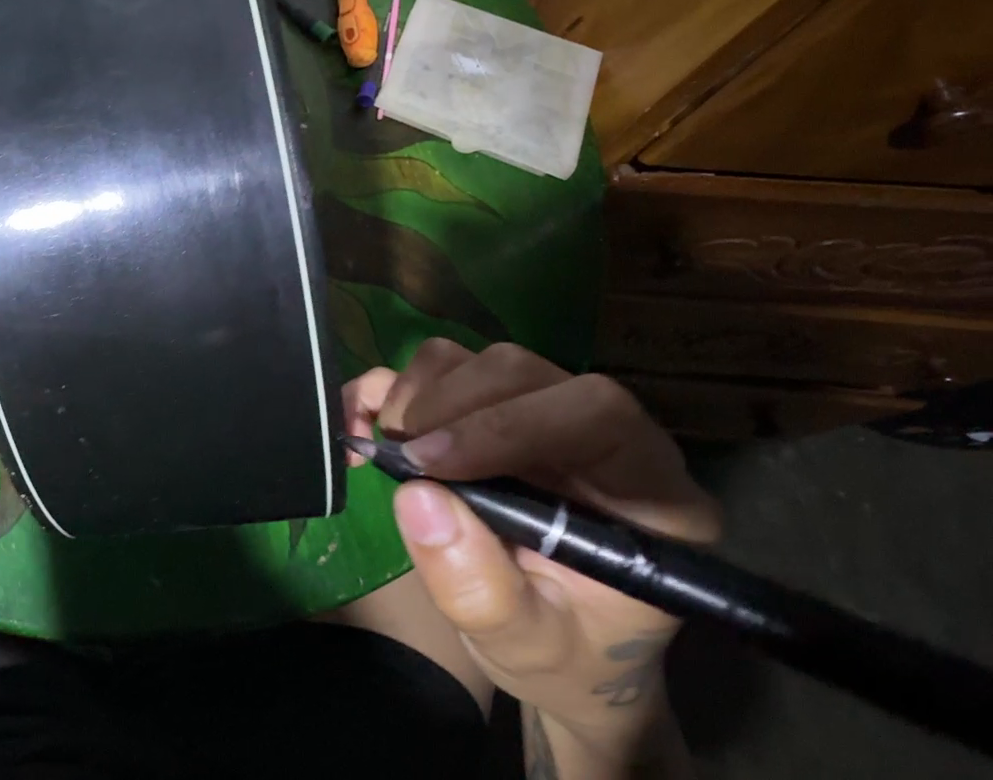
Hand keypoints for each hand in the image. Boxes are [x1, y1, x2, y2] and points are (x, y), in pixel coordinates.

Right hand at [345, 340, 720, 742]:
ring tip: (390, 452)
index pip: (596, 413)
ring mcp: (539, 414)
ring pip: (474, 360)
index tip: (431, 464)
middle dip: (448, 407)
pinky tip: (364, 426)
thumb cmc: (564, 652)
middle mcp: (599, 435)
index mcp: (646, 492)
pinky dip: (388, 388)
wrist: (556, 646)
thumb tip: (417, 497)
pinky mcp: (487, 411)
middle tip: (401, 461)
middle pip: (522, 372)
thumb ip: (482, 589)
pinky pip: (436, 369)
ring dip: (417, 395)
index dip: (508, 423)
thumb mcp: (529, 647)